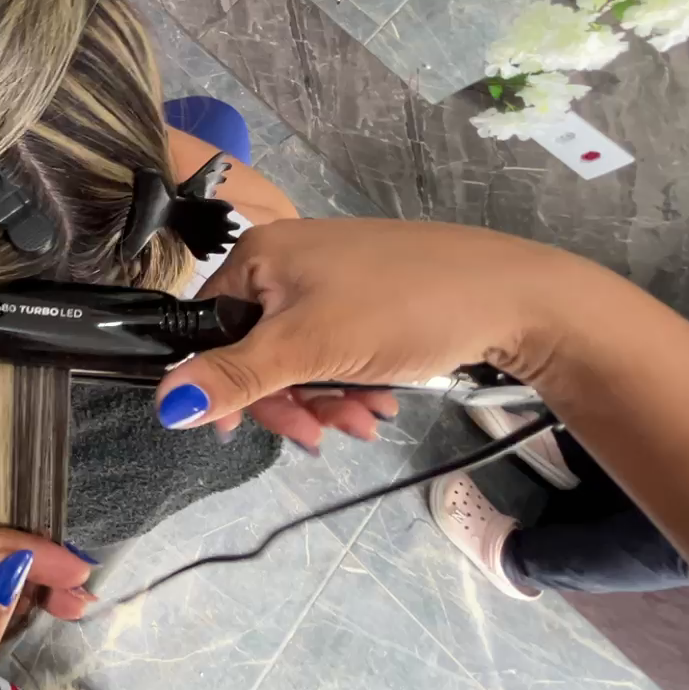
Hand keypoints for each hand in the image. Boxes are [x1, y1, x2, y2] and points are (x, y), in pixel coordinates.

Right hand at [158, 218, 608, 439]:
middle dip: (286, 396)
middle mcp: (283, 256)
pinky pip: (330, 337)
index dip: (222, 381)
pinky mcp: (364, 287)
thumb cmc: (401, 309)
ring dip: (320, 394)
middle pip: (254, 342)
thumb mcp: (309, 349)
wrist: (524, 295)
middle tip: (323, 435)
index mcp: (256, 254)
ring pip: (296, 347)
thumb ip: (235, 377)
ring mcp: (326, 270)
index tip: (248, 429)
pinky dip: (344, 374)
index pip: (210, 325)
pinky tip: (376, 396)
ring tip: (362, 421)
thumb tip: (165, 405)